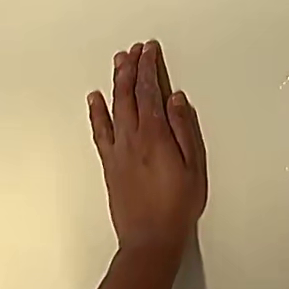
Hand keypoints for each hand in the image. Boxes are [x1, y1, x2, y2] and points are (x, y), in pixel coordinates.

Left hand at [88, 40, 207, 254]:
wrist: (150, 240)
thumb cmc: (177, 204)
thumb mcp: (193, 164)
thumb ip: (183, 128)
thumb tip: (175, 99)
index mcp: (154, 135)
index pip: (150, 92)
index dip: (149, 68)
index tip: (149, 50)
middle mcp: (132, 139)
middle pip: (129, 94)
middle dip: (132, 68)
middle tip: (135, 49)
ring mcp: (118, 151)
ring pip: (114, 107)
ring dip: (116, 82)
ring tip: (119, 62)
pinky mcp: (110, 163)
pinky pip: (100, 131)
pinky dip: (97, 112)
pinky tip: (96, 99)